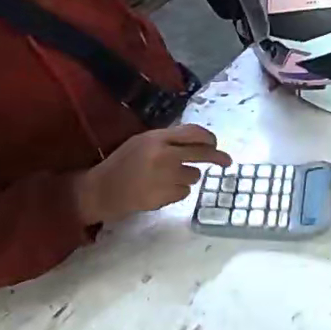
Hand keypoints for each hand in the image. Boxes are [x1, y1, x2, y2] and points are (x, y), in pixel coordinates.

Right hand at [73, 125, 229, 224]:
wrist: (104, 189)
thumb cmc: (123, 163)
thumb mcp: (142, 142)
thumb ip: (167, 140)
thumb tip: (198, 142)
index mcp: (157, 138)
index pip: (193, 133)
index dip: (209, 138)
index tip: (215, 143)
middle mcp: (164, 156)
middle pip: (202, 154)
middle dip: (217, 158)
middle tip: (226, 162)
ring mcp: (166, 178)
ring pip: (194, 176)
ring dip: (186, 177)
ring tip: (164, 177)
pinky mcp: (165, 197)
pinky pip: (184, 193)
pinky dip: (177, 191)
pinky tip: (160, 189)